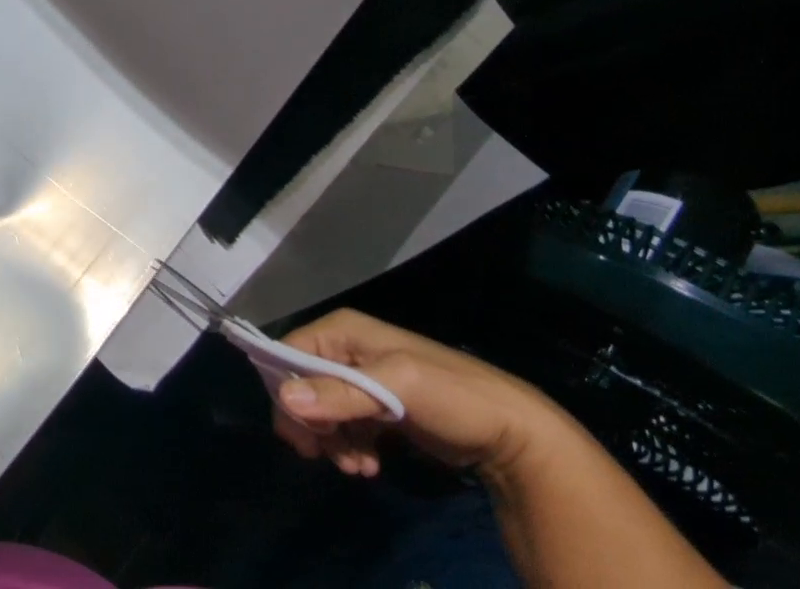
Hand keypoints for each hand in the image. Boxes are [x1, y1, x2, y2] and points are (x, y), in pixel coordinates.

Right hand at [269, 309, 567, 480]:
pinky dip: (348, 447)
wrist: (513, 434)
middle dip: (310, 424)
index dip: (286, 392)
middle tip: (322, 455)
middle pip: (301, 385)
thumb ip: (340, 393)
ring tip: (357, 468)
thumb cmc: (453, 397)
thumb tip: (285, 397)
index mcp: (343, 331)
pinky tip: (367, 466)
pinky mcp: (378, 408)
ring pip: (320, 410)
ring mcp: (362, 380)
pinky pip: (343, 426)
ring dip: (331, 442)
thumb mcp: (396, 389)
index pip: (289, 355)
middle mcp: (346, 350)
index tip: (302, 433)